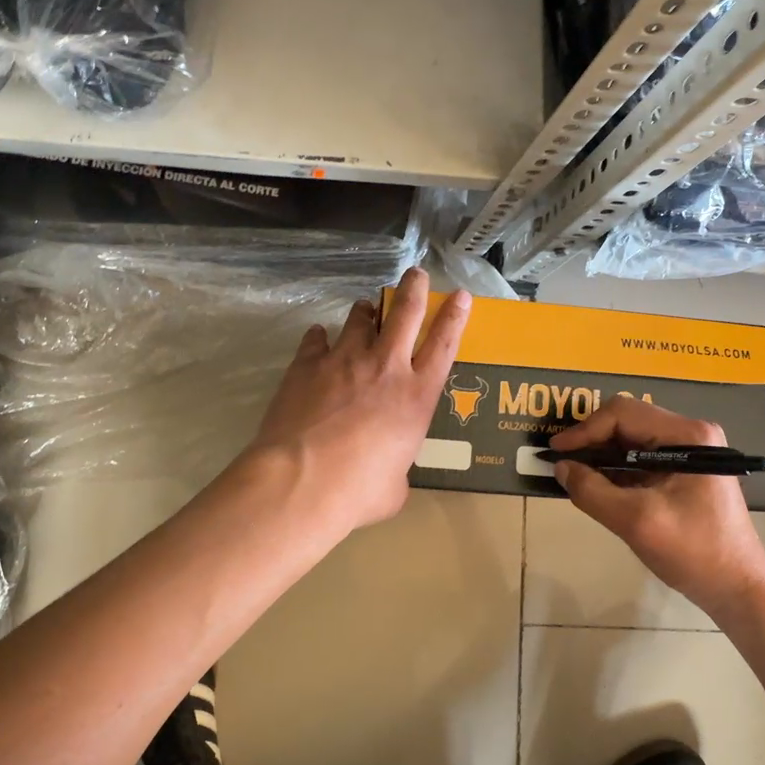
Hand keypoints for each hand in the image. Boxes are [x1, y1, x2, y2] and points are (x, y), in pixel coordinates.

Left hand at [246, 268, 470, 532]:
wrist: (303, 479)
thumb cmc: (359, 490)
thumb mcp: (395, 488)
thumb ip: (397, 471)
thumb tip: (389, 476)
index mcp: (416, 396)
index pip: (444, 344)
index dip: (455, 316)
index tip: (461, 295)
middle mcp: (386, 366)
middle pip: (405, 313)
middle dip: (414, 289)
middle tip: (416, 274)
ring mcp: (344, 359)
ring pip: (359, 318)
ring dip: (365, 311)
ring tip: (364, 309)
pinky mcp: (307, 364)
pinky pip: (317, 338)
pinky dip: (320, 336)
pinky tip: (318, 337)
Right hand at [550, 397, 764, 620]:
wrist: (740, 590)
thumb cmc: (695, 553)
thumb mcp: (636, 522)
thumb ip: (592, 491)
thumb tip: (561, 468)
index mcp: (688, 436)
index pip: (623, 413)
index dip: (585, 429)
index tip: (556, 451)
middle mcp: (691, 434)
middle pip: (627, 421)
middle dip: (591, 440)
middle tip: (562, 461)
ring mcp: (690, 452)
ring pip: (632, 439)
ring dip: (602, 454)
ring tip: (573, 473)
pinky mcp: (686, 471)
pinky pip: (642, 458)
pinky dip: (616, 468)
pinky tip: (596, 484)